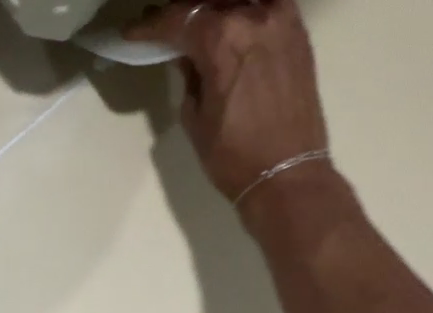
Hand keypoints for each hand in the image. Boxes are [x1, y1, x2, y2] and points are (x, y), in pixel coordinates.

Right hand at [126, 0, 330, 199]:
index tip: (133, 32)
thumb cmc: (233, 156)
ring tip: (199, 21)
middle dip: (182, 11)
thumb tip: (187, 57)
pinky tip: (233, 19)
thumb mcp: (196, 119)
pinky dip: (245, 9)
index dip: (151, 26)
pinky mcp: (298, 32)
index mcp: (222, 40)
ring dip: (215, 7)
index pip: (179, 20)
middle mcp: (254, 18)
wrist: (286, 175)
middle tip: (162, 22)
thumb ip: (189, 78)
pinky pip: (268, 4)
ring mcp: (282, 20)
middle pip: (209, 1)